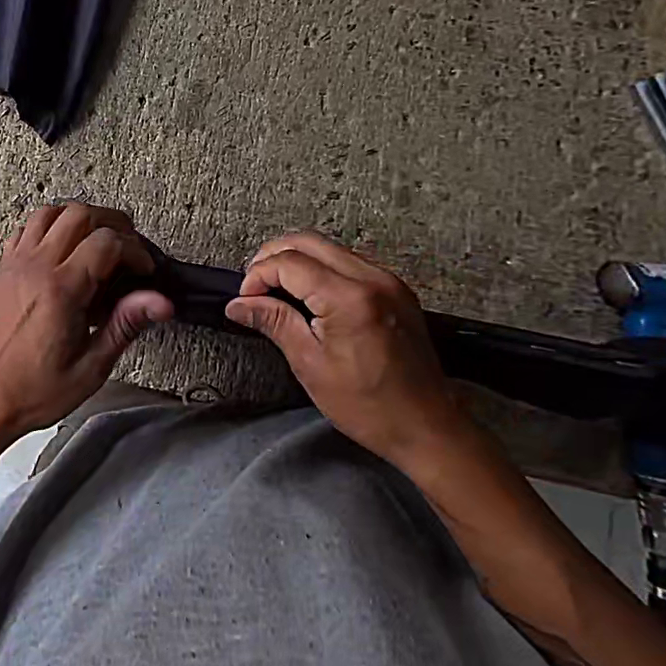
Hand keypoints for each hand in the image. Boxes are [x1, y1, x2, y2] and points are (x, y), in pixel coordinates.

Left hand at [0, 204, 173, 439]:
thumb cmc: (34, 390)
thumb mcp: (92, 366)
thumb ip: (126, 324)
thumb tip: (161, 302)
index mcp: (61, 290)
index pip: (108, 241)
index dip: (135, 251)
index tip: (143, 271)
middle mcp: (36, 269)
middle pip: (81, 214)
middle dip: (113, 224)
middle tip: (128, 248)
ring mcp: (17, 265)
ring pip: (52, 212)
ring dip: (82, 219)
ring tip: (100, 242)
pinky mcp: (5, 270)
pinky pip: (27, 227)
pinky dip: (51, 226)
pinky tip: (65, 249)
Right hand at [224, 232, 470, 465]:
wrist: (426, 424)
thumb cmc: (369, 406)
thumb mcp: (311, 366)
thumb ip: (275, 323)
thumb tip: (239, 304)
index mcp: (350, 298)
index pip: (291, 262)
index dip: (259, 274)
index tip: (244, 298)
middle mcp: (372, 278)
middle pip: (309, 241)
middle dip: (274, 256)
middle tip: (253, 285)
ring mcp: (388, 279)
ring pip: (331, 247)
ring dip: (299, 259)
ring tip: (276, 289)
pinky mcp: (397, 288)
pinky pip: (351, 261)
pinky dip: (324, 267)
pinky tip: (309, 293)